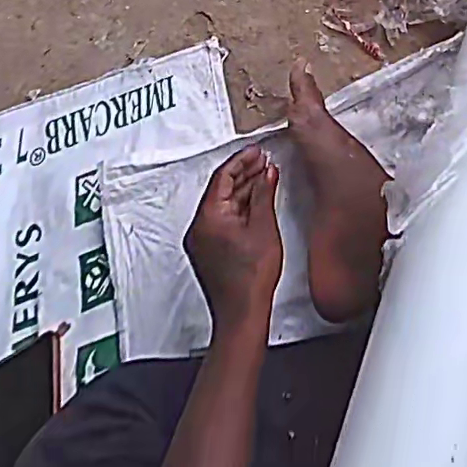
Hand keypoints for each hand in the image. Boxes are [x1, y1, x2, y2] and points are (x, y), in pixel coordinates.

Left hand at [186, 145, 284, 331]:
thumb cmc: (251, 278)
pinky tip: (257, 201)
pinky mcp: (210, 250)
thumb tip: (266, 172)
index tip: (256, 151)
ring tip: (265, 176)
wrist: (243, 315)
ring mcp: (203, 239)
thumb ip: (263, 193)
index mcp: (208, 217)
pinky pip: (223, 218)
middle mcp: (199, 226)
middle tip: (262, 160)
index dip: (241, 160)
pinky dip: (240, 207)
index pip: (222, 177)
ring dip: (244, 189)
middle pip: (221, 189)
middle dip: (243, 173)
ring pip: (223, 204)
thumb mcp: (263, 226)